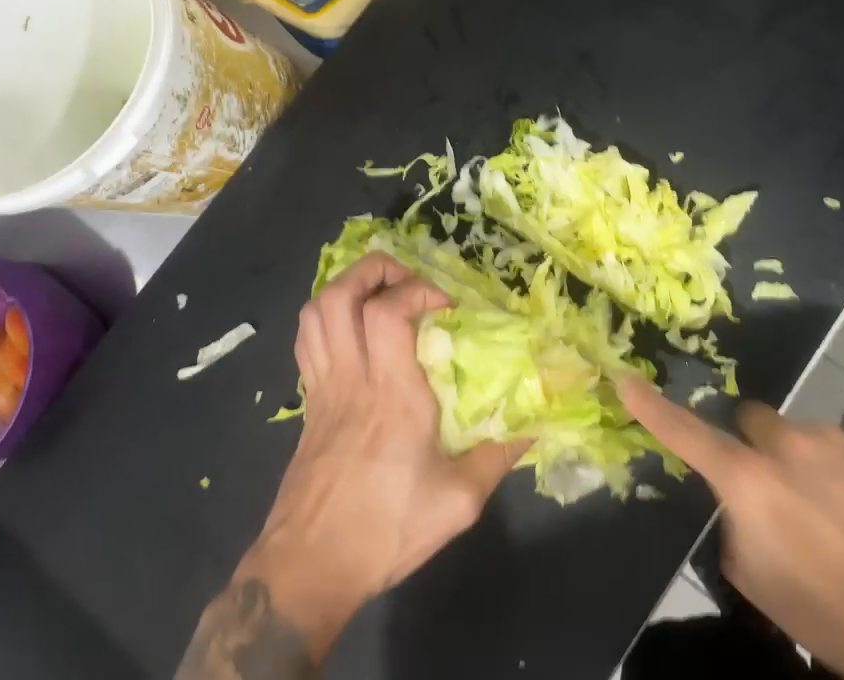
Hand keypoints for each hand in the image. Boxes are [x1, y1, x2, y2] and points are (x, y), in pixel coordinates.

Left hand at [177, 253, 526, 678]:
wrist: (306, 571)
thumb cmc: (385, 531)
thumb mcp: (459, 501)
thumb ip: (499, 455)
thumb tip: (536, 422)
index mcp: (393, 396)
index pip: (386, 314)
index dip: (417, 290)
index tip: (449, 305)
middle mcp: (352, 381)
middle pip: (339, 297)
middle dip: (374, 271)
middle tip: (410, 277)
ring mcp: (323, 391)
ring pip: (315, 314)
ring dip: (347, 287)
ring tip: (384, 291)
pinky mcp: (308, 407)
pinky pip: (308, 342)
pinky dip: (328, 317)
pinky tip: (355, 328)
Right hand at [620, 378, 843, 679]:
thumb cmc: (822, 609)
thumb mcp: (752, 576)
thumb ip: (734, 524)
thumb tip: (741, 502)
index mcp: (747, 482)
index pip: (687, 435)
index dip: (653, 408)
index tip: (626, 378)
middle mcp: (786, 445)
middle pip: (753, 420)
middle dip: (754, 445)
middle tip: (773, 492)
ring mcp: (832, 438)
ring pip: (798, 436)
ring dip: (800, 461)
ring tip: (829, 512)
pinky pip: (834, 445)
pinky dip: (835, 467)